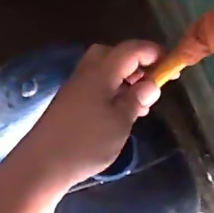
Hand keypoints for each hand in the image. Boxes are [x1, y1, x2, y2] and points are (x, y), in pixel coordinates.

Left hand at [8, 41, 163, 189]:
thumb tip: (151, 83)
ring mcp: (74, 88)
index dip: (152, 52)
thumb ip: (136, 99)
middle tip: (150, 83)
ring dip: (123, 79)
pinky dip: (111, 91)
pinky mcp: (68, 103)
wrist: (42, 163)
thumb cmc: (86, 142)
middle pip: (111, 54)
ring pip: (102, 71)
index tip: (171, 65)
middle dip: (135, 63)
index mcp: (100, 72)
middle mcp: (85, 74)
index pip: (130, 49)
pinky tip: (119, 113)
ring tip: (140, 104)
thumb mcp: (120, 122)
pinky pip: (94, 86)